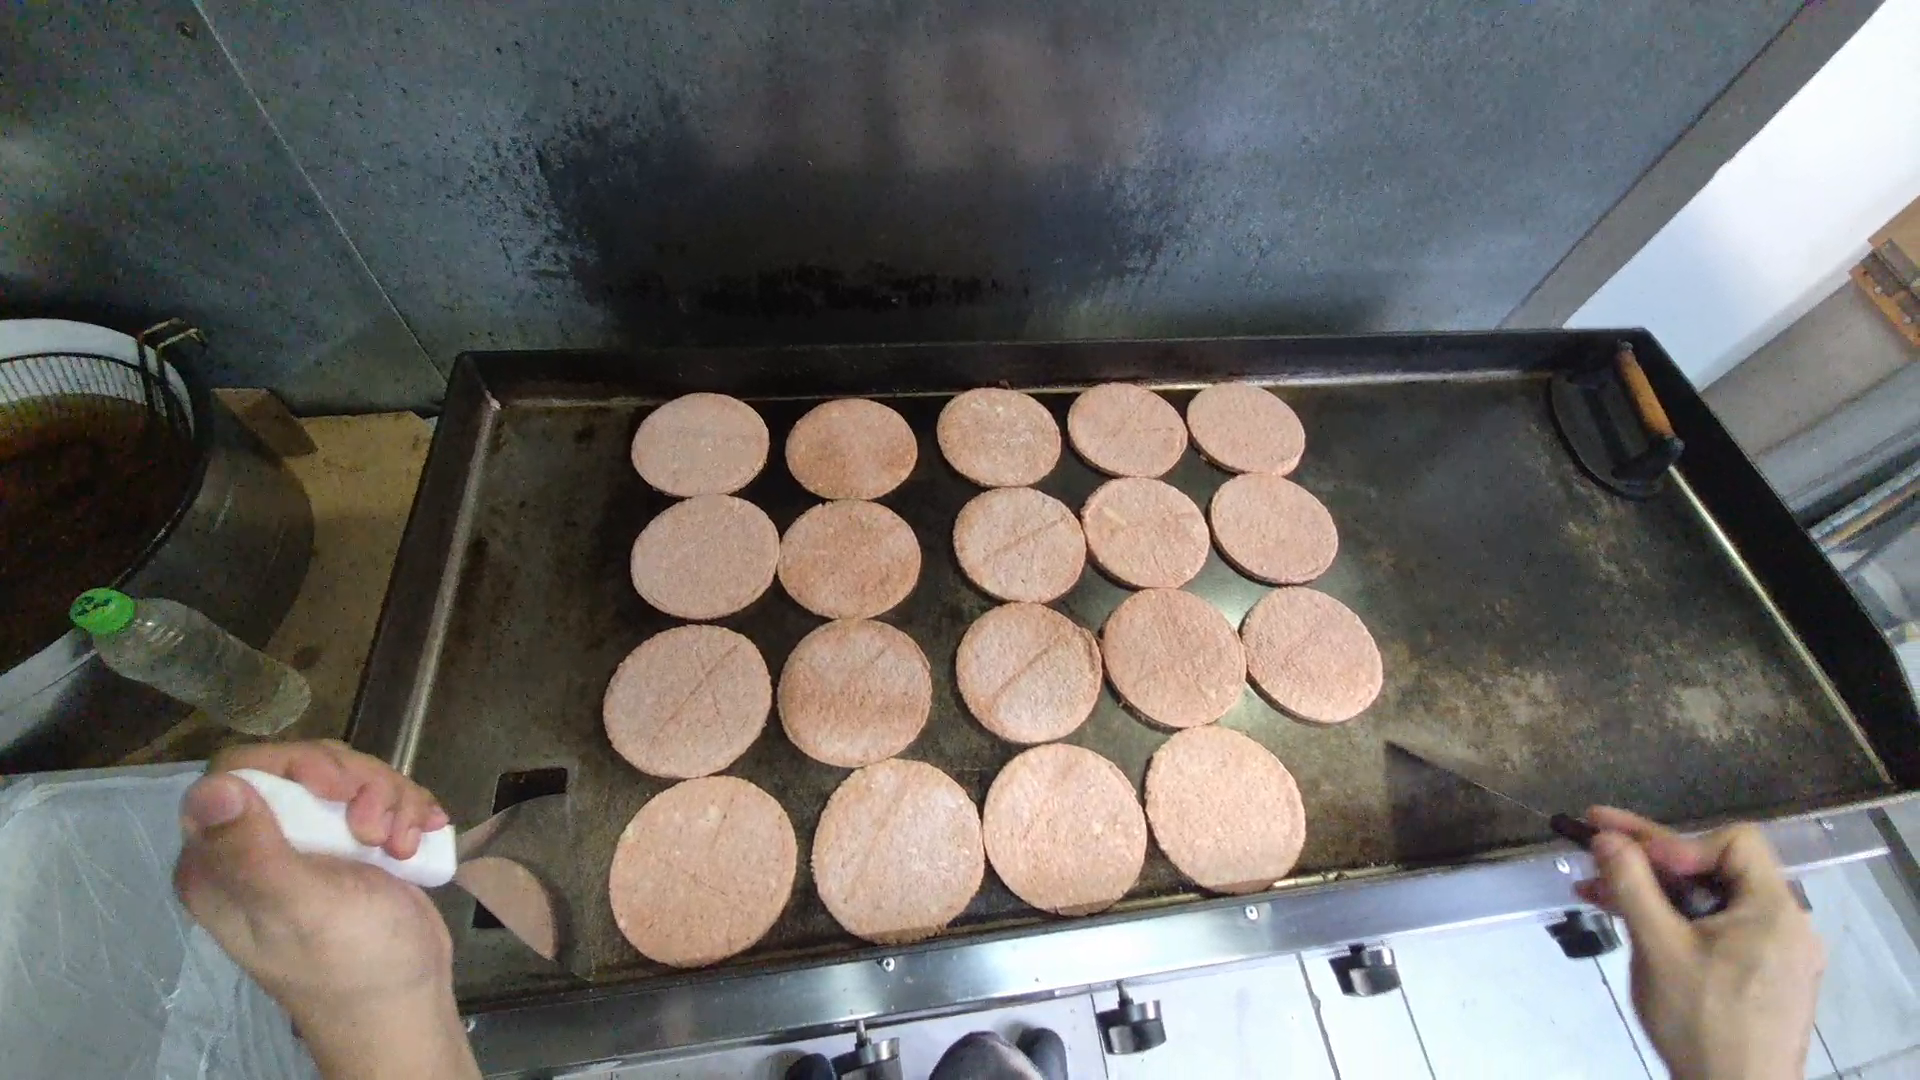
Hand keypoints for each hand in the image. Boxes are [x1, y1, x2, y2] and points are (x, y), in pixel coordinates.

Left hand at [173, 739, 477, 1079]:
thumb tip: (212, 787)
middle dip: (360, 785)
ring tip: (403, 845)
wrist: (406, 995)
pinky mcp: (361, 845)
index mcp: (224, 861)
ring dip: (395, 801)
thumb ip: (252, 850)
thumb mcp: (299, 906)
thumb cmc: (347, 960)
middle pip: (310, 766)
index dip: (294, 764)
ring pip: (357, 777)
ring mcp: (317, 844)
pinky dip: (415, 811)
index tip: (337, 789)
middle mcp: (265, 844)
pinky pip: (391, 796)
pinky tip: (422, 839)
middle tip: (376, 827)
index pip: (242, 772)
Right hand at [1573, 807, 1824, 1079]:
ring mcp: (1766, 948)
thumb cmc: (1701, 1016)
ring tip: (1589, 881)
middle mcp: (1780, 924)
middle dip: (1646, 853)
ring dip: (1643, 881)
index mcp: (1775, 913)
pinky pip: (1702, 920)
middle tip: (1590, 838)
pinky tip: (1613, 908)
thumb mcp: (1657, 943)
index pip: (1734, 844)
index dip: (1678, 840)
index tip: (1633, 853)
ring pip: (1700, 892)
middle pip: (1712, 864)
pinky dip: (1659, 908)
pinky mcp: (1748, 966)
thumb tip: (1606, 836)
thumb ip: (1631, 883)